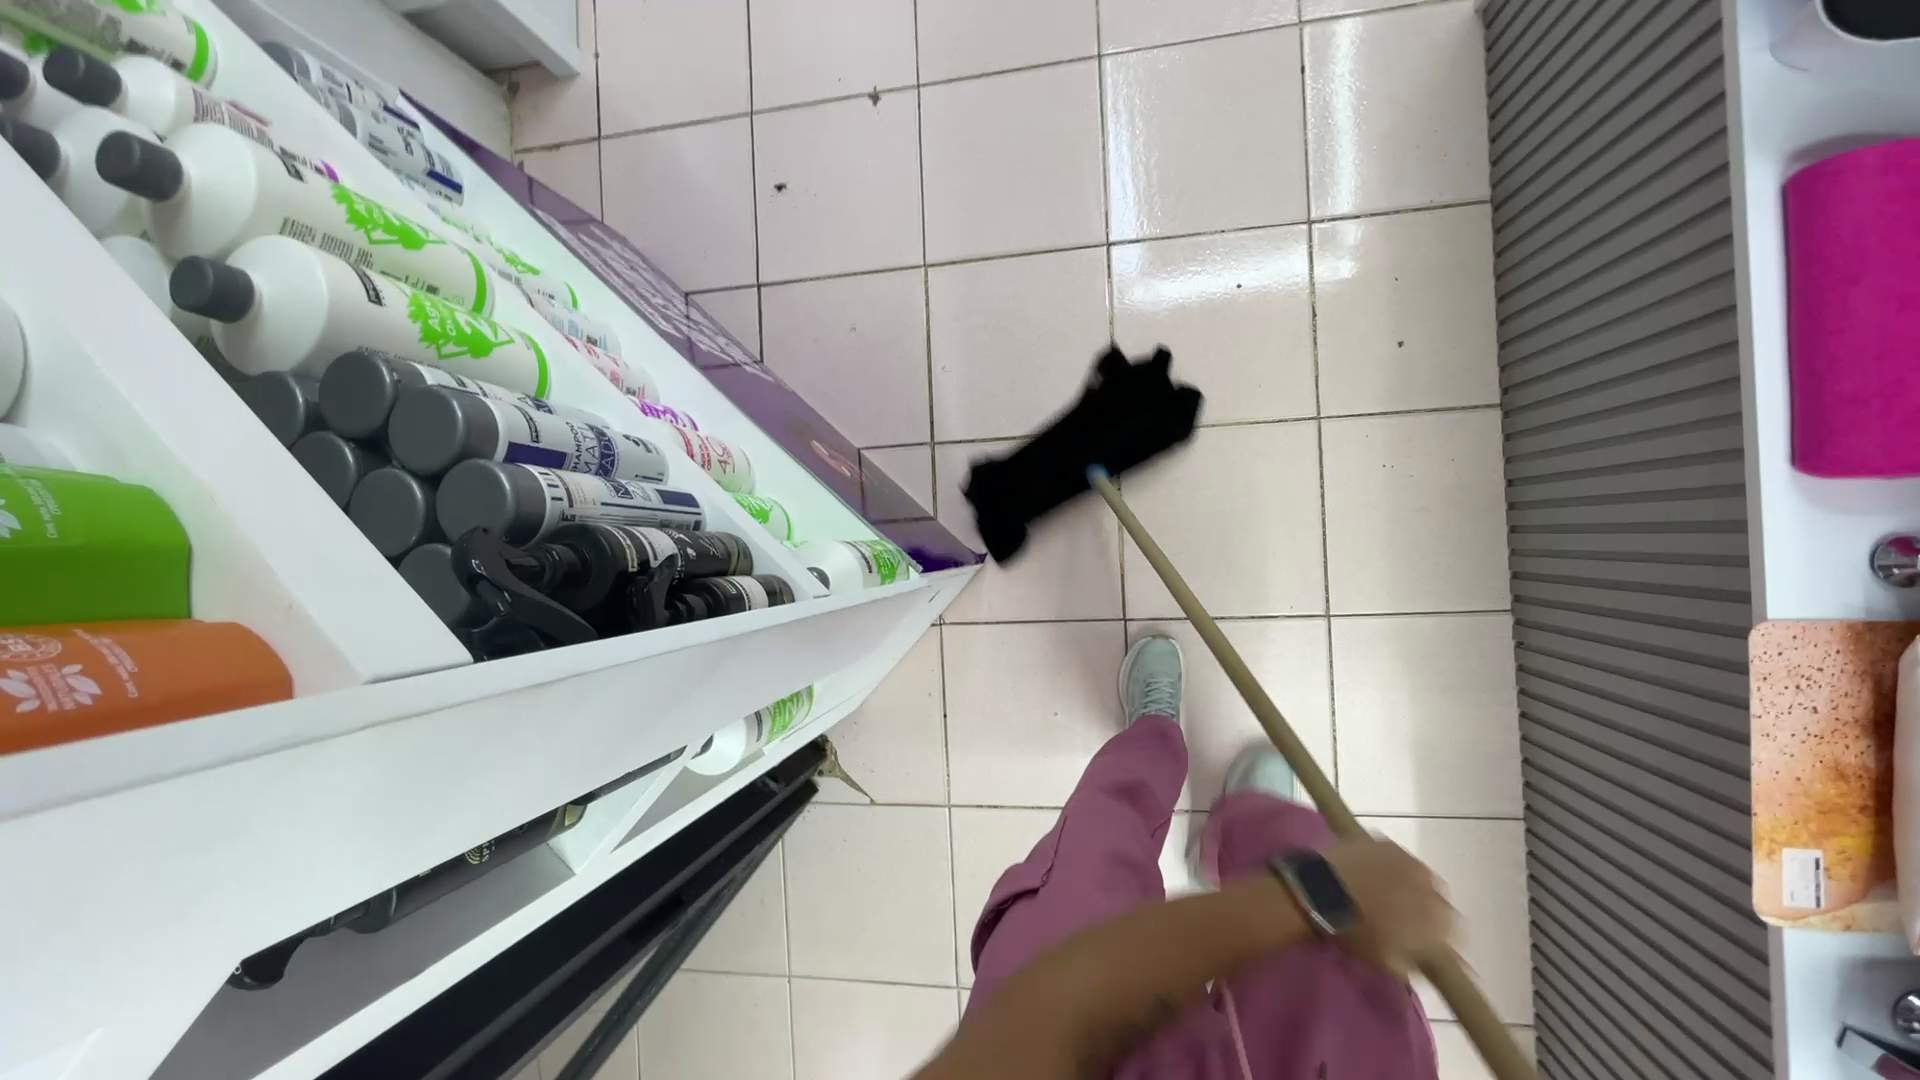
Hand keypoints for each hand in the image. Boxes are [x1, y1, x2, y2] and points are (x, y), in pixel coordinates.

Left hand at [1322, 836, 1456, 974]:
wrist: (1324, 891)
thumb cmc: (1359, 933)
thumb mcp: (1392, 964)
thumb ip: (1418, 963)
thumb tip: (1429, 962)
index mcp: (1441, 919)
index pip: (1453, 932)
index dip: (1435, 936)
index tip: (1419, 940)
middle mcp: (1433, 886)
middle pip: (1436, 899)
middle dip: (1422, 907)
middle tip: (1397, 914)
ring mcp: (1409, 859)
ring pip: (1416, 876)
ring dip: (1405, 884)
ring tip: (1380, 890)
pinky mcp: (1385, 842)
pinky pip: (1394, 857)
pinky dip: (1386, 865)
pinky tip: (1369, 872)